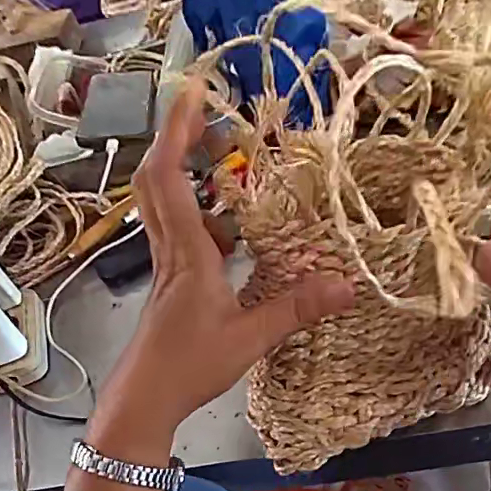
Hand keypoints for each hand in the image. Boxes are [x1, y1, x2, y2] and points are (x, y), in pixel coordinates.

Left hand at [90, 80, 353, 463]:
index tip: (195, 91)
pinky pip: (178, 236)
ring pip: (164, 207)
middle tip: (208, 117)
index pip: (170, 176)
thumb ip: (296, 309)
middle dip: (178, 140)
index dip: (177, 130)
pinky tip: (227, 234)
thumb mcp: (250, 338)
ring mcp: (167, 268)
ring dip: (187, 176)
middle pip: (157, 180)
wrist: (144, 399)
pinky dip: (198, 218)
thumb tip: (347, 286)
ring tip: (224, 167)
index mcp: (188, 254)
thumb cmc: (188, 366)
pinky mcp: (171, 286)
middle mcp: (171, 251)